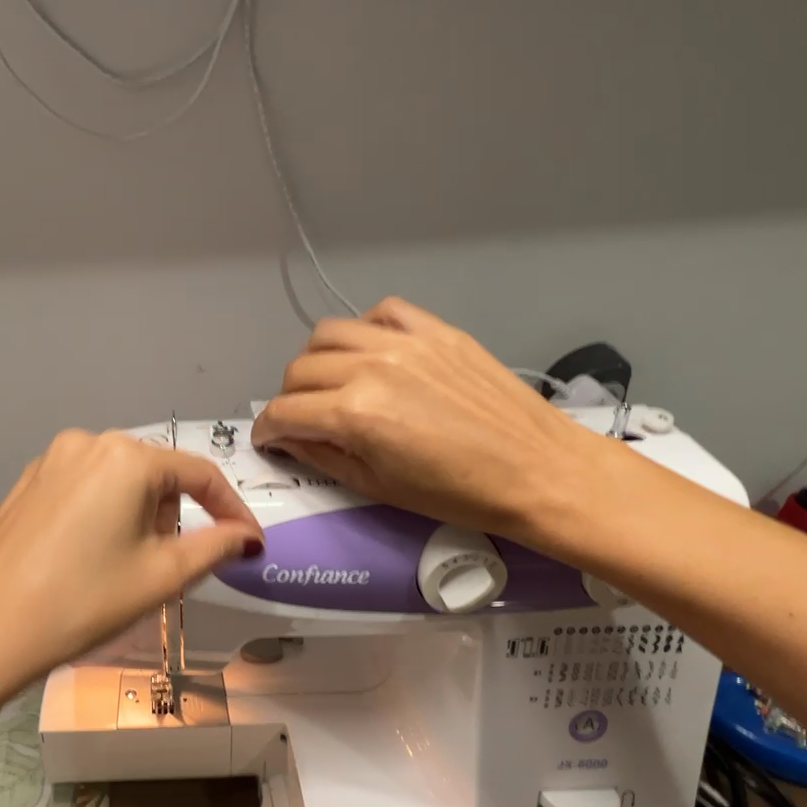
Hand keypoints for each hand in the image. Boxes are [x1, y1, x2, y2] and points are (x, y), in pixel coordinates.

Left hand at [0, 431, 263, 789]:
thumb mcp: (161, 578)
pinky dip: (102, 516)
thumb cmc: (83, 602)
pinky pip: (84, 489)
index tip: (250, 544)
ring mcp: (51, 460)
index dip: (232, 510)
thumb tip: (247, 536)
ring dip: (138, 517)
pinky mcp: (27, 483)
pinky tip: (86, 559)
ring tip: (121, 569)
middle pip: (156, 476)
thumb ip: (215, 547)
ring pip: (119, 482)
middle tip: (165, 570)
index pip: (199, 474)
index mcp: (127, 457)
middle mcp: (88, 442)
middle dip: (174, 517)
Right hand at [252, 297, 613, 547]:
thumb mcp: (378, 486)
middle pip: (298, 370)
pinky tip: (374, 355)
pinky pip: (381, 311)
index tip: (270, 440)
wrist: (539, 471)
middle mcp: (371, 367)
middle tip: (306, 421)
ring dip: (318, 362)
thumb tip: (287, 438)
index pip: (283, 412)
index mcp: (355, 414)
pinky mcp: (436, 329)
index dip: (268, 430)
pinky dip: (365, 331)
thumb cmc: (458, 494)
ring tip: (334, 385)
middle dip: (290, 400)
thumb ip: (323, 455)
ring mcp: (405, 341)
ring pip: (328, 334)